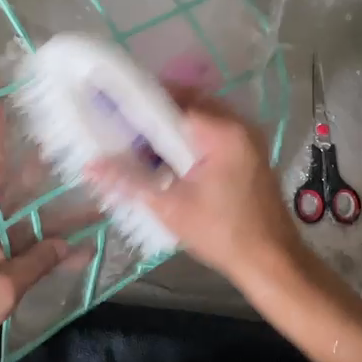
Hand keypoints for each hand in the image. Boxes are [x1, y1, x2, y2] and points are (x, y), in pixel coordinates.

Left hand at [0, 103, 68, 361]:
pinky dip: (56, 246)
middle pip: (19, 183)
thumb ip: (38, 262)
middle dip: (44, 162)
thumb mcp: (2, 288)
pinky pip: (33, 245)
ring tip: (99, 198)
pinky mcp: (0, 262)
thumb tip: (72, 241)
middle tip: (74, 141)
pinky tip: (85, 249)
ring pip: (33, 217)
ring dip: (62, 211)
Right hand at [86, 91, 301, 282]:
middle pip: (187, 102)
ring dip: (171, 126)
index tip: (111, 110)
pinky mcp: (248, 153)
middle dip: (154, 113)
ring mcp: (247, 138)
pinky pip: (213, 131)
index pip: (172, 100)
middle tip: (122, 128)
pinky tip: (168, 159)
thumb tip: (90, 167)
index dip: (139, 104)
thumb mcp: (169, 207)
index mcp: (221, 130)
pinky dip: (189, 137)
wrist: (271, 261)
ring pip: (200, 116)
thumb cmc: (221, 233)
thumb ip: (129, 180)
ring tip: (140, 144)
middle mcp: (238, 124)